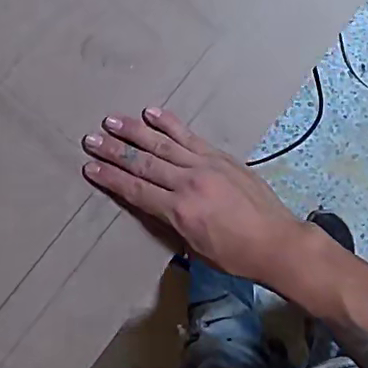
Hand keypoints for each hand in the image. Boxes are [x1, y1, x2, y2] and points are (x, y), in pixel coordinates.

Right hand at [82, 106, 312, 286]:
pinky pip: (188, 136)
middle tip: (91, 139)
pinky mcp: (217, 156)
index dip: (111, 179)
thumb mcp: (197, 249)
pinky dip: (168, 123)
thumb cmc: (235, 255)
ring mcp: (203, 164)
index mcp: (180, 211)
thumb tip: (153, 207)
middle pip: (143, 164)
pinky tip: (151, 112)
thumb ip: (172, 224)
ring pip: (161, 144)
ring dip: (134, 131)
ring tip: (112, 120)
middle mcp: (188, 183)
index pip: (137, 190)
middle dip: (114, 151)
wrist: (276, 241)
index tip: (90, 167)